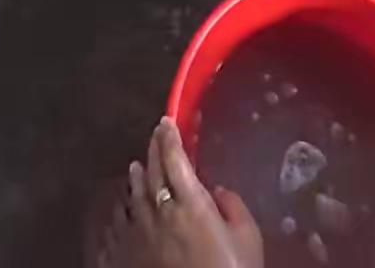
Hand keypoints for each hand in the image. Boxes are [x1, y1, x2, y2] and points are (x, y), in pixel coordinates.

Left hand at [91, 117, 262, 267]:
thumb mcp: (247, 236)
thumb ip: (233, 206)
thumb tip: (218, 191)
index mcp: (192, 203)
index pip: (175, 159)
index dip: (170, 137)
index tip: (167, 121)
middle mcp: (164, 213)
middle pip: (154, 172)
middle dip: (155, 149)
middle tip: (156, 133)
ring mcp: (146, 237)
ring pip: (137, 197)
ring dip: (138, 176)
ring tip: (137, 164)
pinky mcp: (136, 258)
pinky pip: (127, 226)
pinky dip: (127, 208)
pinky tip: (127, 204)